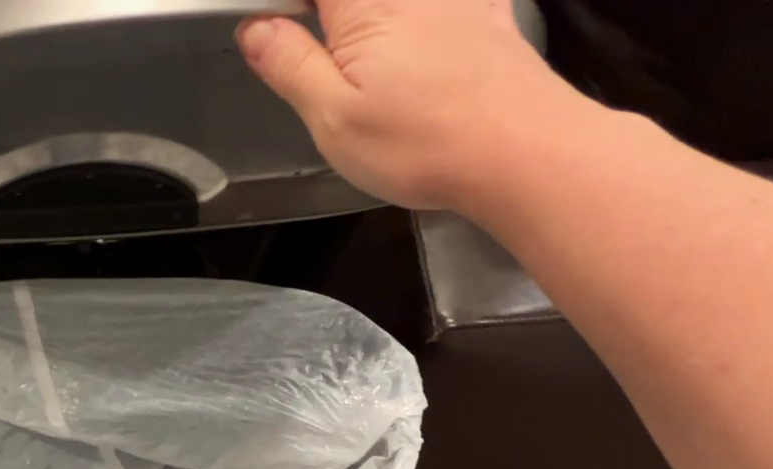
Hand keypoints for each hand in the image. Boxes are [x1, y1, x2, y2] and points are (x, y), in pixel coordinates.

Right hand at [236, 0, 589, 211]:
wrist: (519, 151)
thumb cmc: (418, 144)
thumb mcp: (332, 117)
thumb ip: (289, 64)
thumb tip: (253, 27)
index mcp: (364, 4)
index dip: (281, 7)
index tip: (264, 26)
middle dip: (316, 14)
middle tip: (292, 36)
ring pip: (384, 3)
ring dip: (354, 17)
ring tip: (335, 46)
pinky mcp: (482, 10)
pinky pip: (436, 4)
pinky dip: (413, 15)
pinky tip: (411, 28)